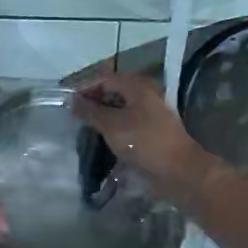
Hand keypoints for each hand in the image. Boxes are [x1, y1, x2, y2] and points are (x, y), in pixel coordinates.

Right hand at [72, 73, 211, 186]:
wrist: (178, 169)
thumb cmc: (143, 142)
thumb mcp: (111, 125)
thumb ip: (90, 111)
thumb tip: (71, 100)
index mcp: (137, 86)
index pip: (105, 79)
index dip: (85, 88)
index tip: (69, 103)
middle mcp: (145, 94)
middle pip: (114, 90)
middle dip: (93, 100)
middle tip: (76, 115)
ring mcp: (151, 111)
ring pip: (121, 106)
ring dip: (103, 114)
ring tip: (87, 126)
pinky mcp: (152, 128)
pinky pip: (128, 120)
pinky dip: (114, 124)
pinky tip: (104, 136)